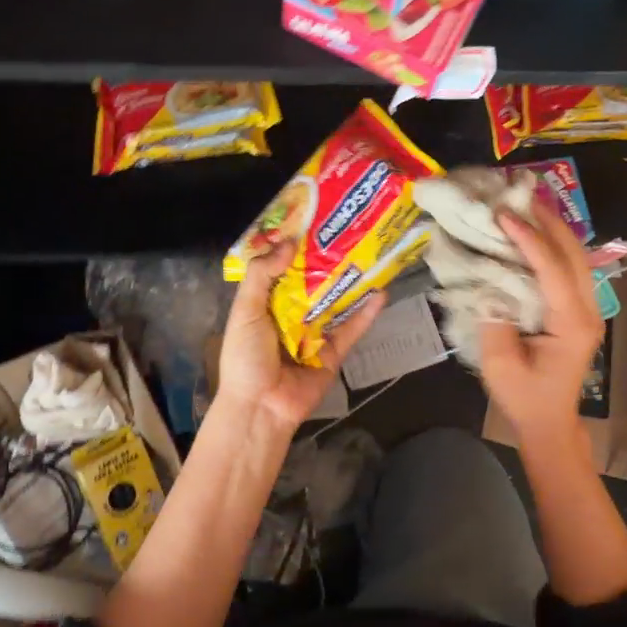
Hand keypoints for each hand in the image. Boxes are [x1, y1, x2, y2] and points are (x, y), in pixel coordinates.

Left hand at [217, 242, 384, 430]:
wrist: (260, 407)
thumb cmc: (245, 357)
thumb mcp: (245, 311)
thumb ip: (262, 275)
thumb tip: (289, 243)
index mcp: (267, 303)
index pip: (283, 268)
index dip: (296, 246)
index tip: (315, 220)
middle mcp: (292, 314)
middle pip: (314, 282)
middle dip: (329, 260)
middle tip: (351, 232)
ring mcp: (314, 333)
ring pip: (337, 302)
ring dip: (352, 282)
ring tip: (372, 256)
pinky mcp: (333, 353)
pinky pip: (351, 330)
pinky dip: (366, 313)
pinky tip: (381, 293)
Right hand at [477, 203, 603, 443]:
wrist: (549, 423)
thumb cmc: (524, 398)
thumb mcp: (501, 365)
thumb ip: (495, 321)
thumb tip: (489, 285)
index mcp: (571, 323)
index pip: (552, 269)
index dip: (528, 239)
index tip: (503, 215)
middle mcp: (587, 310)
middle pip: (573, 253)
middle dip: (547, 220)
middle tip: (518, 194)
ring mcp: (587, 309)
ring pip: (575, 256)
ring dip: (552, 228)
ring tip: (525, 203)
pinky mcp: (577, 310)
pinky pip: (569, 267)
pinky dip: (552, 243)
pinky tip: (533, 231)